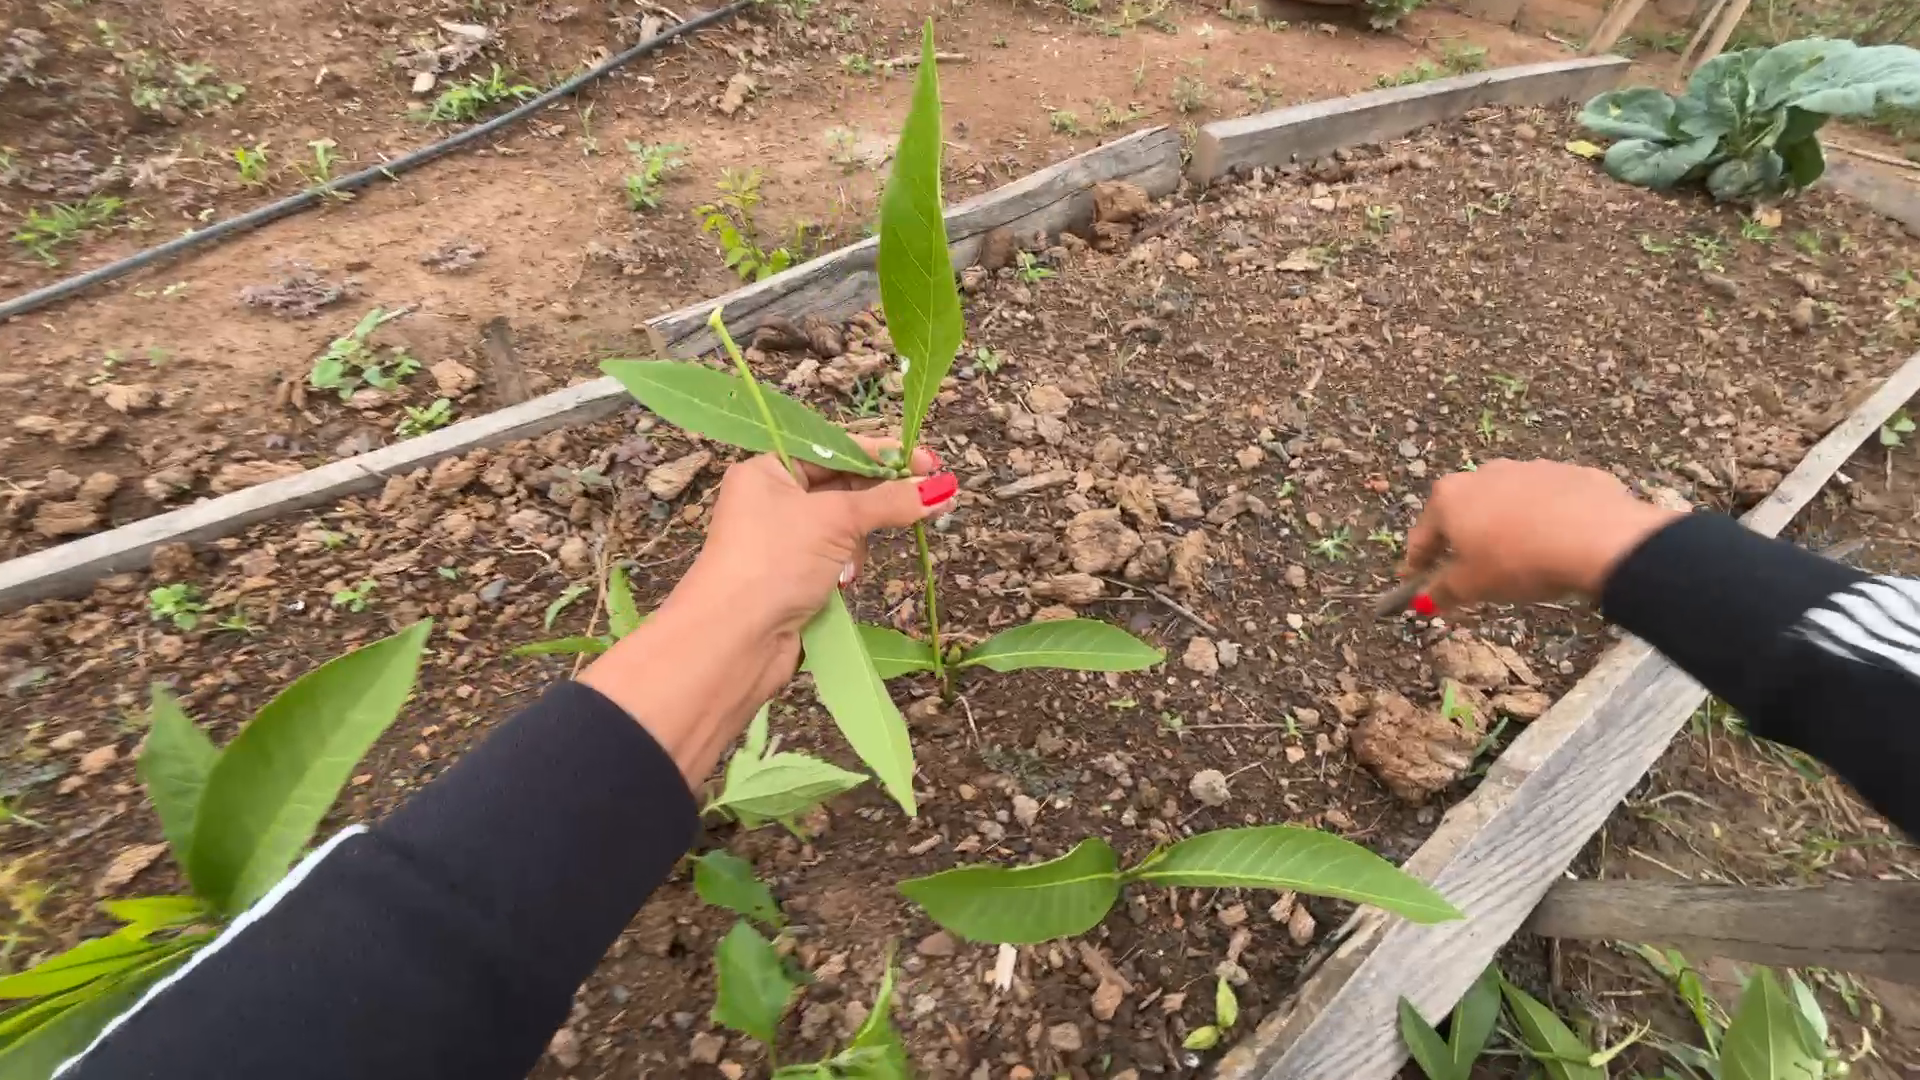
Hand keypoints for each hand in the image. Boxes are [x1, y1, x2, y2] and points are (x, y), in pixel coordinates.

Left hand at [580, 439, 956, 786]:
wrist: (734, 642)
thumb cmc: (775, 563)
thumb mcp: (836, 520)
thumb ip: (890, 501)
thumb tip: (942, 488)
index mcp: (769, 470)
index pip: (836, 449)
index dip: (883, 454)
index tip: (928, 462)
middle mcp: (773, 499)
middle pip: (843, 484)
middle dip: (882, 495)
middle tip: (932, 497)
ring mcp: (784, 540)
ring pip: (844, 523)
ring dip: (862, 535)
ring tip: (864, 553)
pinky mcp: (796, 575)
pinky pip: (837, 555)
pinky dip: (849, 562)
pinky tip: (848, 578)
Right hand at [1402, 459, 1681, 611]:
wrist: (1602, 541)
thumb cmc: (1518, 562)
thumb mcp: (1471, 587)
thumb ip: (1441, 592)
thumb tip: (1426, 601)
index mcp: (1448, 497)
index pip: (1422, 536)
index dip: (1417, 562)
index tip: (1416, 579)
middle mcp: (1483, 475)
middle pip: (1464, 512)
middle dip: (1463, 538)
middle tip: (1469, 567)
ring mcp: (1530, 469)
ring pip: (1507, 502)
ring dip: (1505, 525)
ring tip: (1519, 554)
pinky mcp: (1573, 473)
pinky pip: (1550, 500)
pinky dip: (1547, 518)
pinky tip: (1558, 542)